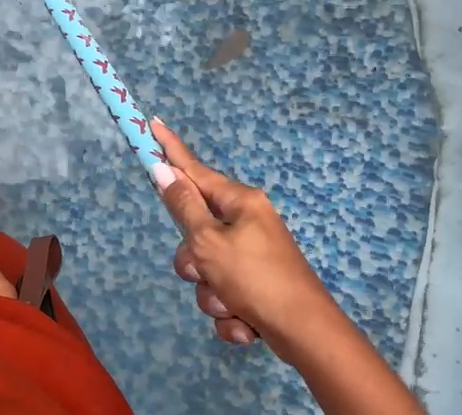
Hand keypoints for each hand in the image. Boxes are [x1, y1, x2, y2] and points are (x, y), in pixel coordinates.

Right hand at [151, 118, 424, 413]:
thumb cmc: (256, 279)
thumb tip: (163, 170)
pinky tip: (245, 323)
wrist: (308, 337)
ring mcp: (253, 255)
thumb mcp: (209, 240)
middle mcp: (247, 222)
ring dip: (212, 292)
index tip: (153, 122)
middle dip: (194, 259)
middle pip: (196, 229)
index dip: (169, 148)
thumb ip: (183, 206)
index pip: (194, 168)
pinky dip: (229, 311)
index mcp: (239, 202)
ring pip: (207, 267)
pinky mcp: (258, 287)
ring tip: (231, 304)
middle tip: (202, 271)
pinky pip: (225, 293)